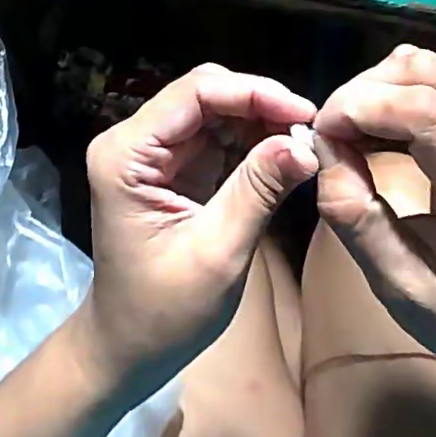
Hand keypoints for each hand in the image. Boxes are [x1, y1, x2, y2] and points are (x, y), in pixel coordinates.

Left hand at [80, 64, 318, 387]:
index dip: (250, 92)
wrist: (129, 344)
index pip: (191, 94)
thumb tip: (305, 143)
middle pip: (201, 94)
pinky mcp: (171, 165)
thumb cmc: (163, 311)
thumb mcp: (217, 254)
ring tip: (304, 137)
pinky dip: (250, 138)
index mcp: (125, 153)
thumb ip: (257, 191)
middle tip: (310, 127)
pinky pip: (214, 135)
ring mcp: (151, 150)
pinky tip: (282, 149)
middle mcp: (133, 139)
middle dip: (257, 102)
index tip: (304, 111)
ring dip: (258, 117)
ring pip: (211, 109)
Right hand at [313, 45, 435, 407]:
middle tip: (330, 134)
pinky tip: (372, 132)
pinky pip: (435, 86)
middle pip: (428, 75)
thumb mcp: (402, 294)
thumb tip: (321, 147)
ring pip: (429, 70)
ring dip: (373, 89)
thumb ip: (356, 219)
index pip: (431, 114)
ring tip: (348, 133)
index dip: (362, 106)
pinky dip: (389, 96)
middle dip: (361, 92)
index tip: (322, 134)